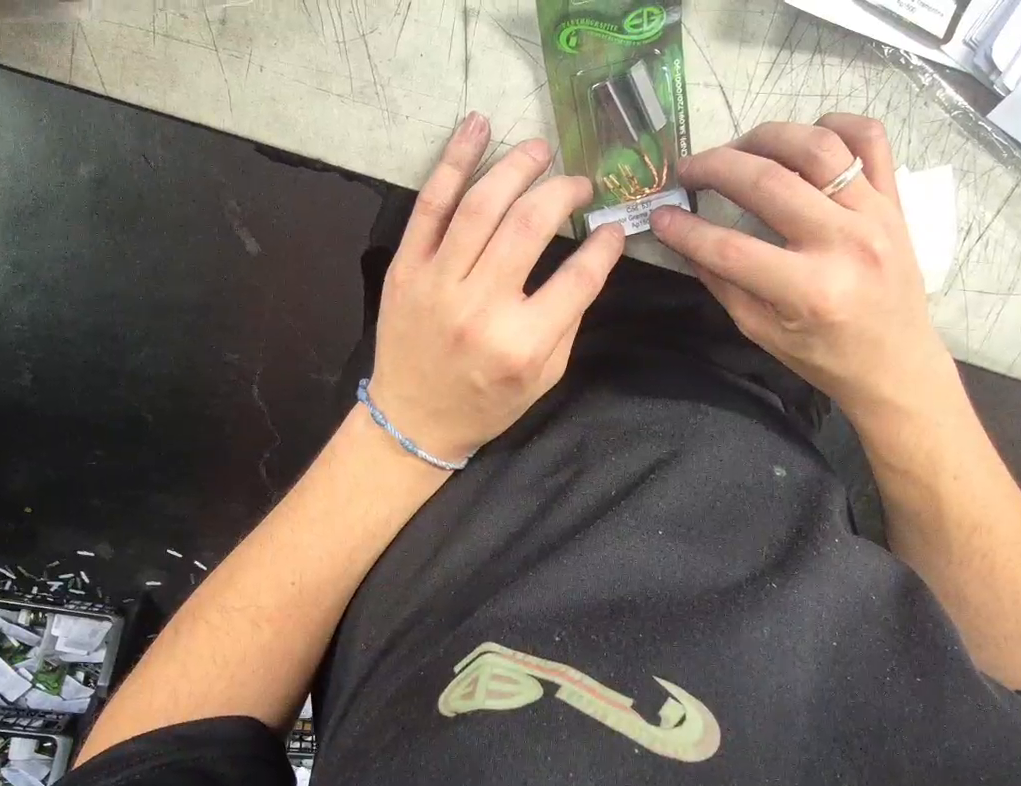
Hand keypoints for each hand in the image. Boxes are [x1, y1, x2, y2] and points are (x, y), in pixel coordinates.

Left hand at [367, 113, 626, 462]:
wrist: (413, 420)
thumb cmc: (486, 403)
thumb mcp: (543, 379)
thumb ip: (567, 322)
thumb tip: (590, 262)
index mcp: (521, 344)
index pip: (577, 278)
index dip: (605, 245)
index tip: (614, 226)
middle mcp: (480, 308)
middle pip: (529, 226)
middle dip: (562, 192)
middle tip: (579, 183)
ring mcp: (437, 283)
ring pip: (481, 205)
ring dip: (516, 167)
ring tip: (540, 150)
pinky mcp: (406, 267)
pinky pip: (430, 204)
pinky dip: (454, 161)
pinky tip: (479, 129)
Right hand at [649, 115, 952, 417]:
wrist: (896, 364)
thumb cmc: (826, 359)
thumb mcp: (765, 335)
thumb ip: (726, 286)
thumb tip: (688, 244)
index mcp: (809, 291)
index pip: (731, 248)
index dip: (687, 230)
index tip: (660, 215)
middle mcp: (843, 244)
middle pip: (768, 182)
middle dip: (716, 167)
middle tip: (688, 169)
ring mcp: (874, 215)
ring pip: (816, 146)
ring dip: (767, 137)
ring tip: (739, 150)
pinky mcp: (894, 200)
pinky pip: (869, 139)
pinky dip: (835, 125)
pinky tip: (805, 138)